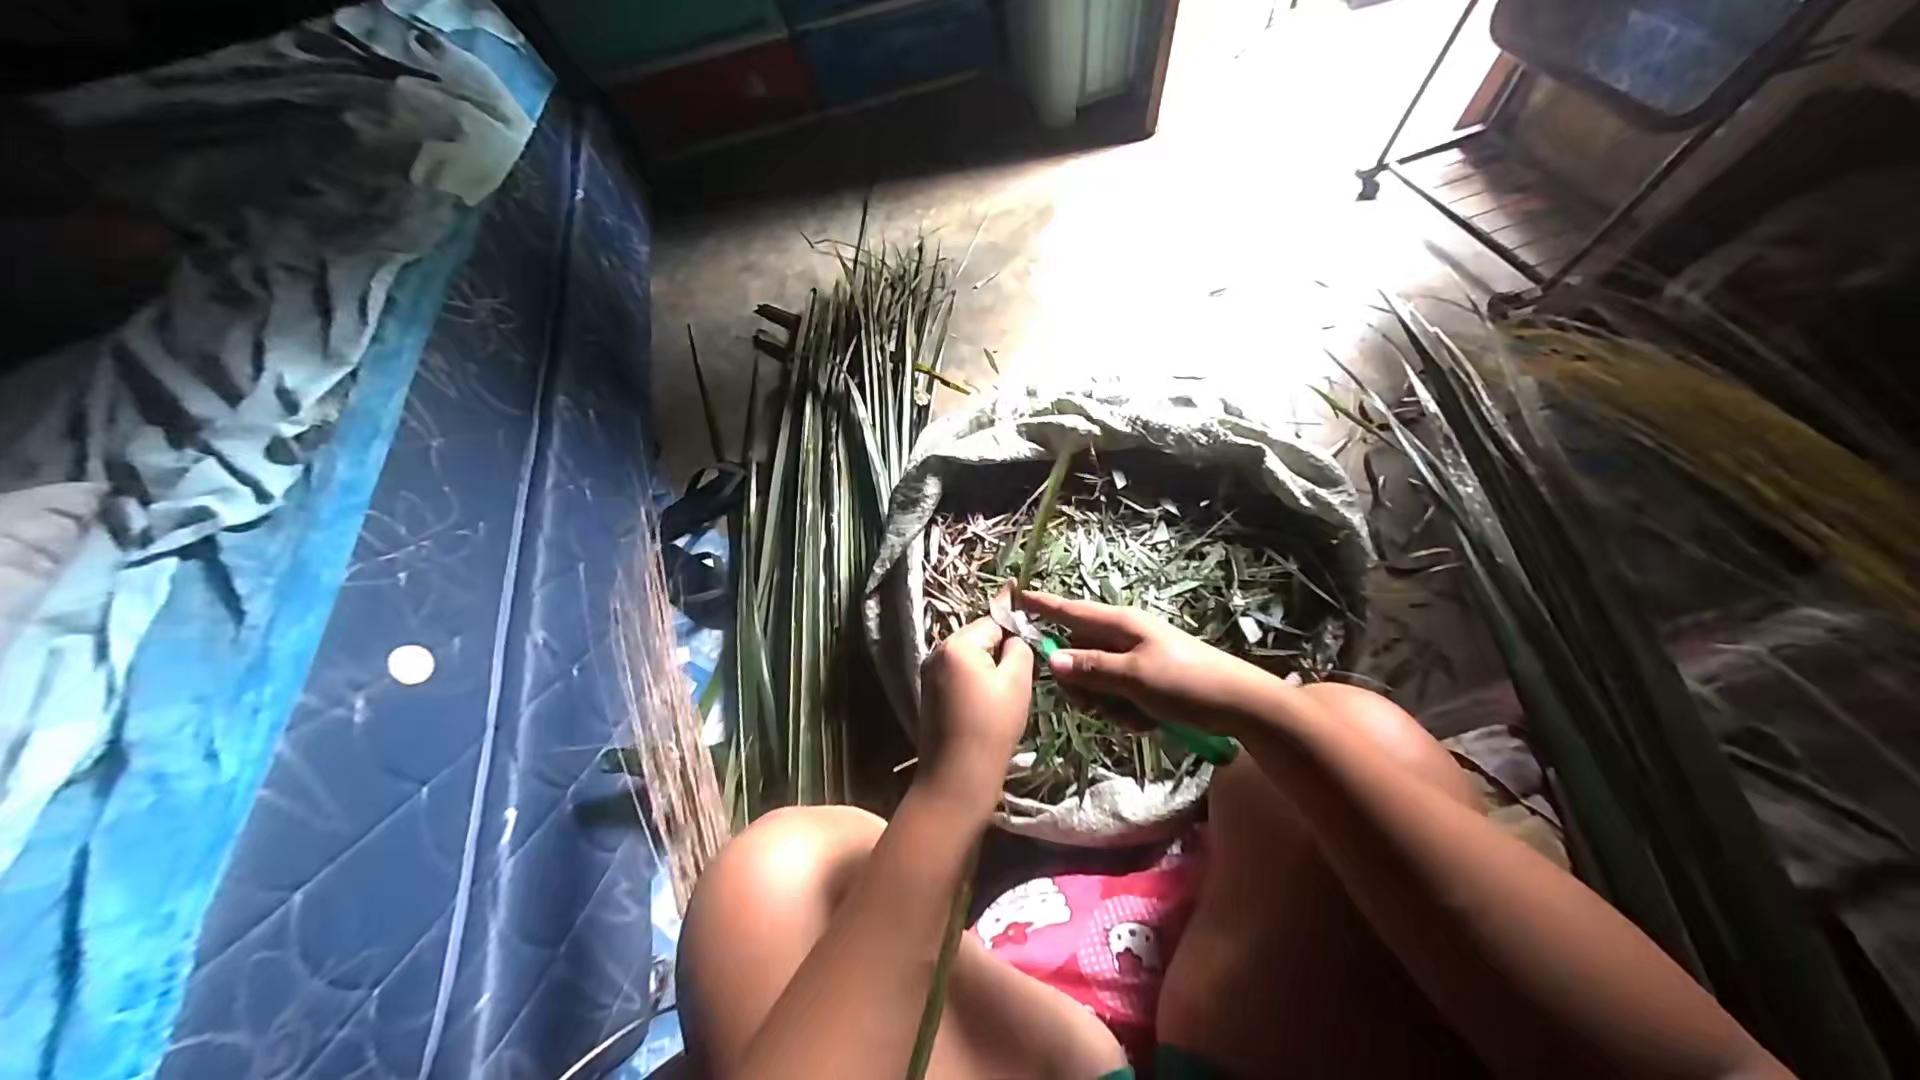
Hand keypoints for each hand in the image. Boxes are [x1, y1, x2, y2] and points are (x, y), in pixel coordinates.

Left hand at [918, 617, 1033, 804]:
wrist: (957, 778)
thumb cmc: (992, 726)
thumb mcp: (1017, 682)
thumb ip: (1019, 648)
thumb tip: (1014, 638)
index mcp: (957, 644)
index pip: (994, 622)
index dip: (1015, 632)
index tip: (1031, 645)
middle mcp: (937, 652)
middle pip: (978, 637)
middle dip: (1000, 650)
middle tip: (1020, 677)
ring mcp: (929, 673)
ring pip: (969, 657)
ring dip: (988, 667)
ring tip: (1005, 694)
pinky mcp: (929, 693)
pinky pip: (958, 674)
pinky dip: (975, 682)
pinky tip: (987, 705)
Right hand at [1017, 592, 1275, 736]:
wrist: (1241, 704)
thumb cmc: (1187, 681)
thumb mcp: (1135, 677)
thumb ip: (1091, 669)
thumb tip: (1051, 661)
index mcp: (1121, 624)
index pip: (1071, 611)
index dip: (1043, 606)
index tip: (1015, 598)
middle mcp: (1124, 637)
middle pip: (1078, 654)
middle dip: (1082, 683)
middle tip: (1094, 705)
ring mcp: (1136, 659)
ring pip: (1096, 680)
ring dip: (1108, 703)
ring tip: (1134, 715)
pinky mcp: (1147, 681)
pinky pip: (1118, 695)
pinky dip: (1127, 711)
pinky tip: (1147, 721)